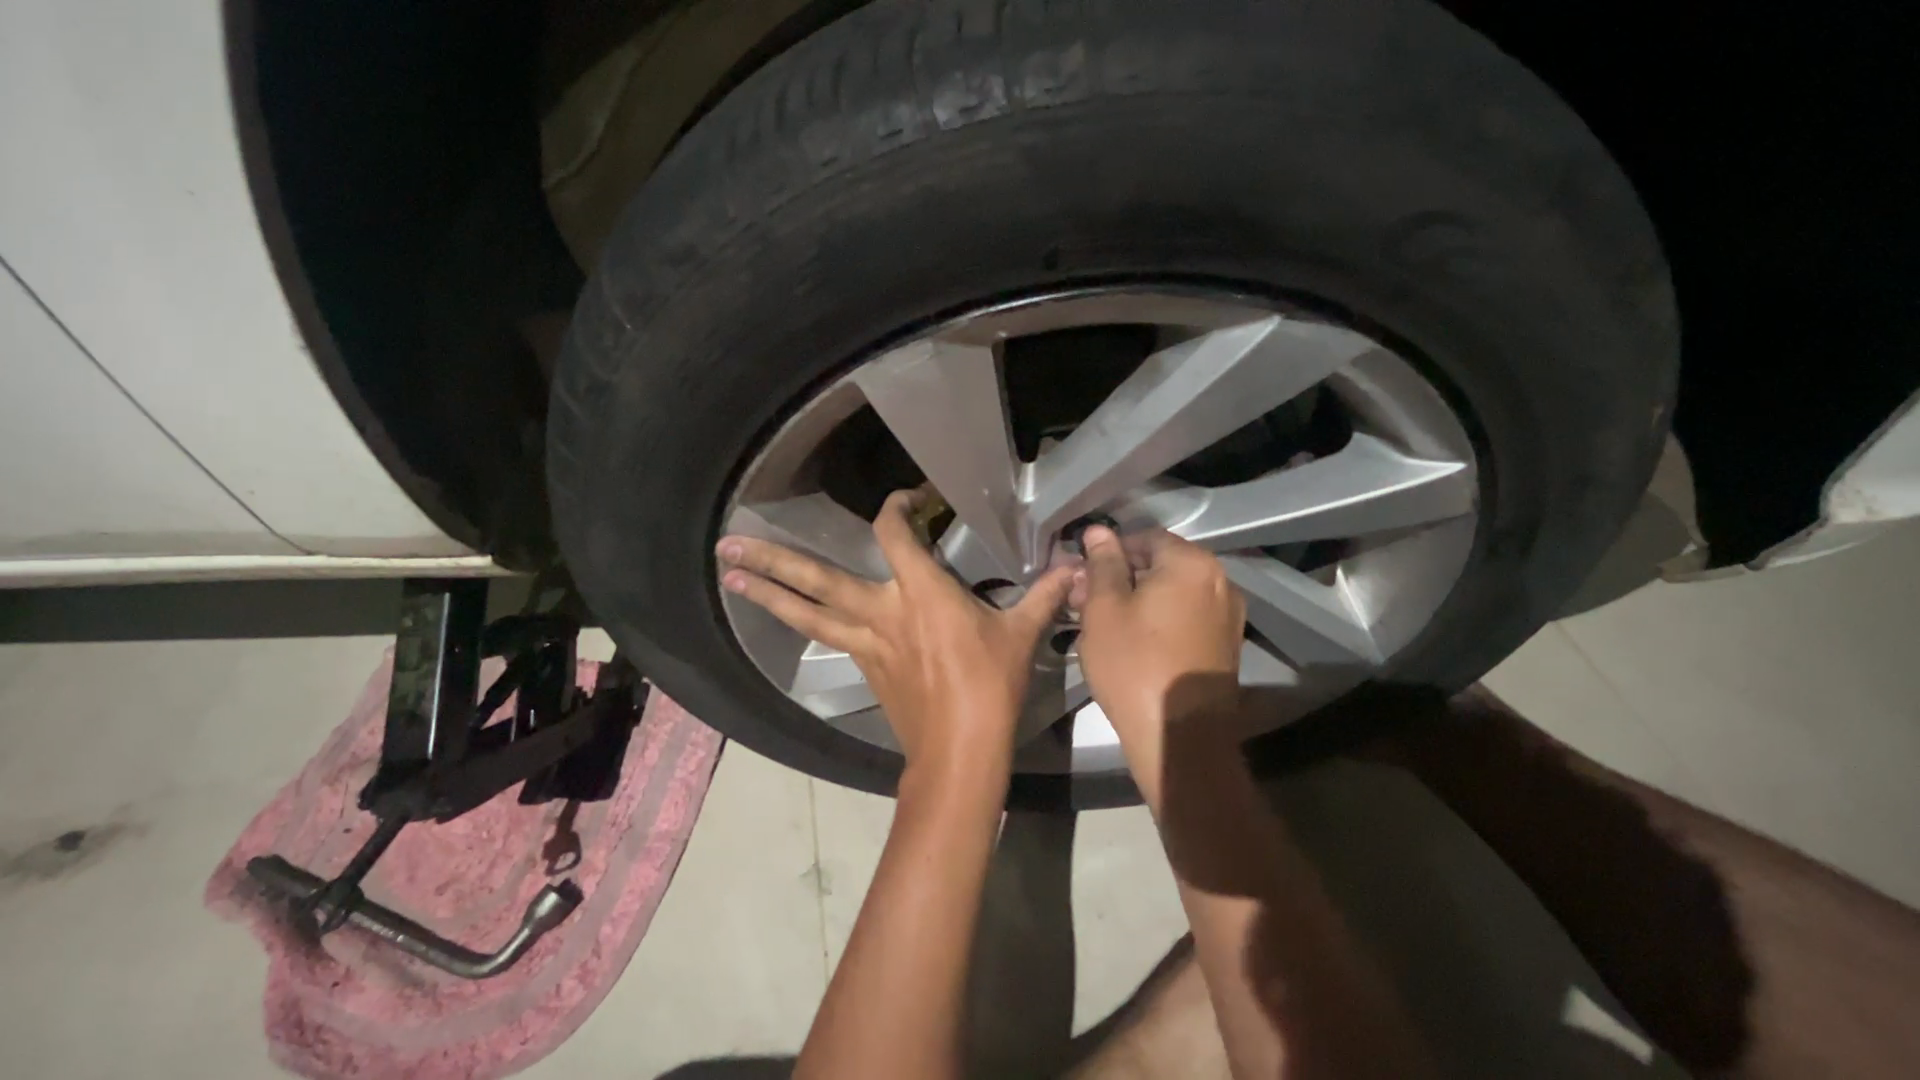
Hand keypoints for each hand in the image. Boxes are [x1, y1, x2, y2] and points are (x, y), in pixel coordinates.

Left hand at [717, 490, 1075, 768]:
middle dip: (773, 559)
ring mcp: (865, 641)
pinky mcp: (864, 667)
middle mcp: (881, 609)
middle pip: (817, 577)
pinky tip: (790, 618)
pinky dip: (804, 621)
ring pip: (807, 612)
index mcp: (921, 591)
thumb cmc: (990, 685)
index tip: (909, 499)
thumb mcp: (1020, 636)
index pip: (895, 532)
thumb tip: (1075, 569)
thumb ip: (1043, 596)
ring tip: (728, 575)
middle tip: (728, 544)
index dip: (898, 506)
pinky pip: (828, 635)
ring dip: (767, 593)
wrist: (960, 749)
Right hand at [1073, 526, 1245, 757]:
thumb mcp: (1104, 609)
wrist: (1180, 736)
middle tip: (1086, 602)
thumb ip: (1102, 565)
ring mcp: (1228, 616)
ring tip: (1105, 625)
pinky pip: (1188, 618)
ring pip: (1175, 594)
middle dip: (1123, 577)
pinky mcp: (1227, 646)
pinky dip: (1161, 621)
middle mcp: (1220, 582)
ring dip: (1141, 600)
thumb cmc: (1134, 665)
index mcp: (1192, 564)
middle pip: (1163, 565)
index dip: (1110, 551)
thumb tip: (1099, 532)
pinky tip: (1135, 644)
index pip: (1146, 537)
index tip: (1083, 575)